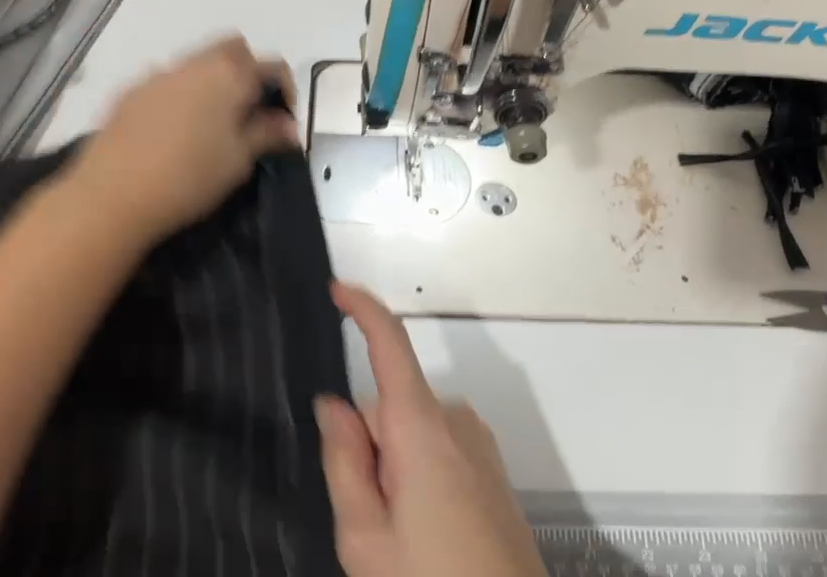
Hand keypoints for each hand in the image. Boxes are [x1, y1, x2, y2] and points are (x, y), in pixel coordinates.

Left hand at [60, 35, 298, 244]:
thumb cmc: (189, 178)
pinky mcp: (129, 93)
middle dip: (247, 73)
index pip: (272, 65)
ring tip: (209, 127)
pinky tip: (172, 134)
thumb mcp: (239, 161)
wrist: (111, 195)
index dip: (285, 90)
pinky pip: (166, 83)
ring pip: (196, 65)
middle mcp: (194, 63)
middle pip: (232, 50)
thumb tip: (288, 124)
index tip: (282, 122)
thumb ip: (266, 134)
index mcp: (229, 75)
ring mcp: (157, 74)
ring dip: (211, 84)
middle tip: (248, 113)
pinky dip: (179, 98)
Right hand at [317, 282, 545, 576]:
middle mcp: (456, 419)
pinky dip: (421, 477)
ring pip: (412, 433)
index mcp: (422, 426)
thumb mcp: (366, 536)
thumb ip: (345, 461)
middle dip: (369, 447)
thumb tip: (334, 404)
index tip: (337, 290)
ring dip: (395, 469)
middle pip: (389, 406)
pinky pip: (438, 449)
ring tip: (404, 537)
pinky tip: (430, 533)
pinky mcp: (492, 467)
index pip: (390, 344)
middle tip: (372, 518)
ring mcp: (479, 442)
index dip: (362, 309)